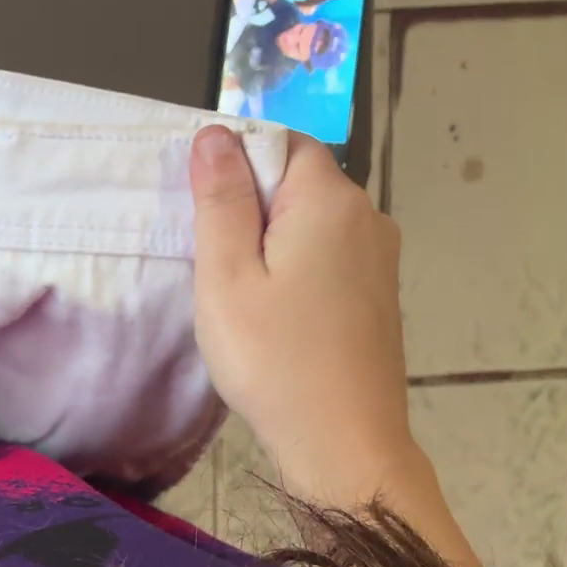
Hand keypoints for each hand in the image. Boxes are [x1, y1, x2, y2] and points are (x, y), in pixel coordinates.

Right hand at [189, 125, 418, 504]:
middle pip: (298, 181)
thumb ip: (219, 205)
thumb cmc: (268, 355)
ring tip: (221, 283)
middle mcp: (366, 214)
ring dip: (263, 236)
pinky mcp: (372, 287)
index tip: (189, 208)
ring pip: (309, 219)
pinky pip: (323, 251)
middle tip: (195, 254)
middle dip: (245, 202)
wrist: (337, 431)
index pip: (282, 146)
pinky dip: (286, 261)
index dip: (233, 162)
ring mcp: (377, 252)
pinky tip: (260, 302)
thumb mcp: (225, 279)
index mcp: (328, 203)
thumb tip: (213, 136)